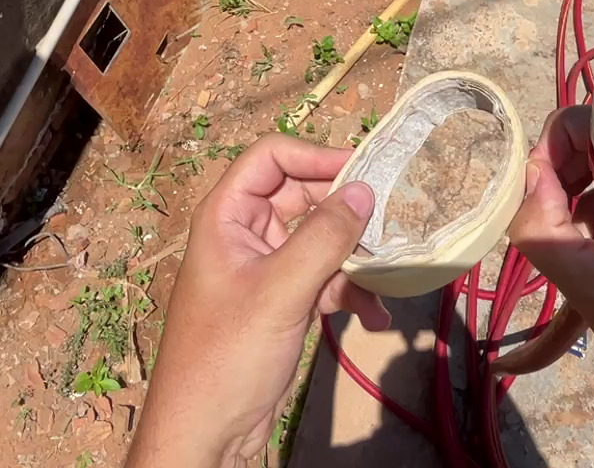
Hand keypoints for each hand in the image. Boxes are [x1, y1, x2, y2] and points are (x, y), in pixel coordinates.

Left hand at [128, 136, 389, 467]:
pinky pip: (322, 275)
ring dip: (352, 254)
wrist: (204, 438)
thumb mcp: (279, 292)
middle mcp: (246, 230)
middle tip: (389, 217)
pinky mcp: (282, 297)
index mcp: (227, 213)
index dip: (315, 154)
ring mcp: (265, 264)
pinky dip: (348, 290)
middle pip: (302, 193)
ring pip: (318, 236)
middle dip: (344, 209)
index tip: (362, 168)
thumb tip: (364, 189)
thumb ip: (323, 238)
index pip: (272, 156)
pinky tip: (375, 315)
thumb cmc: (226, 356)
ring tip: (386, 271)